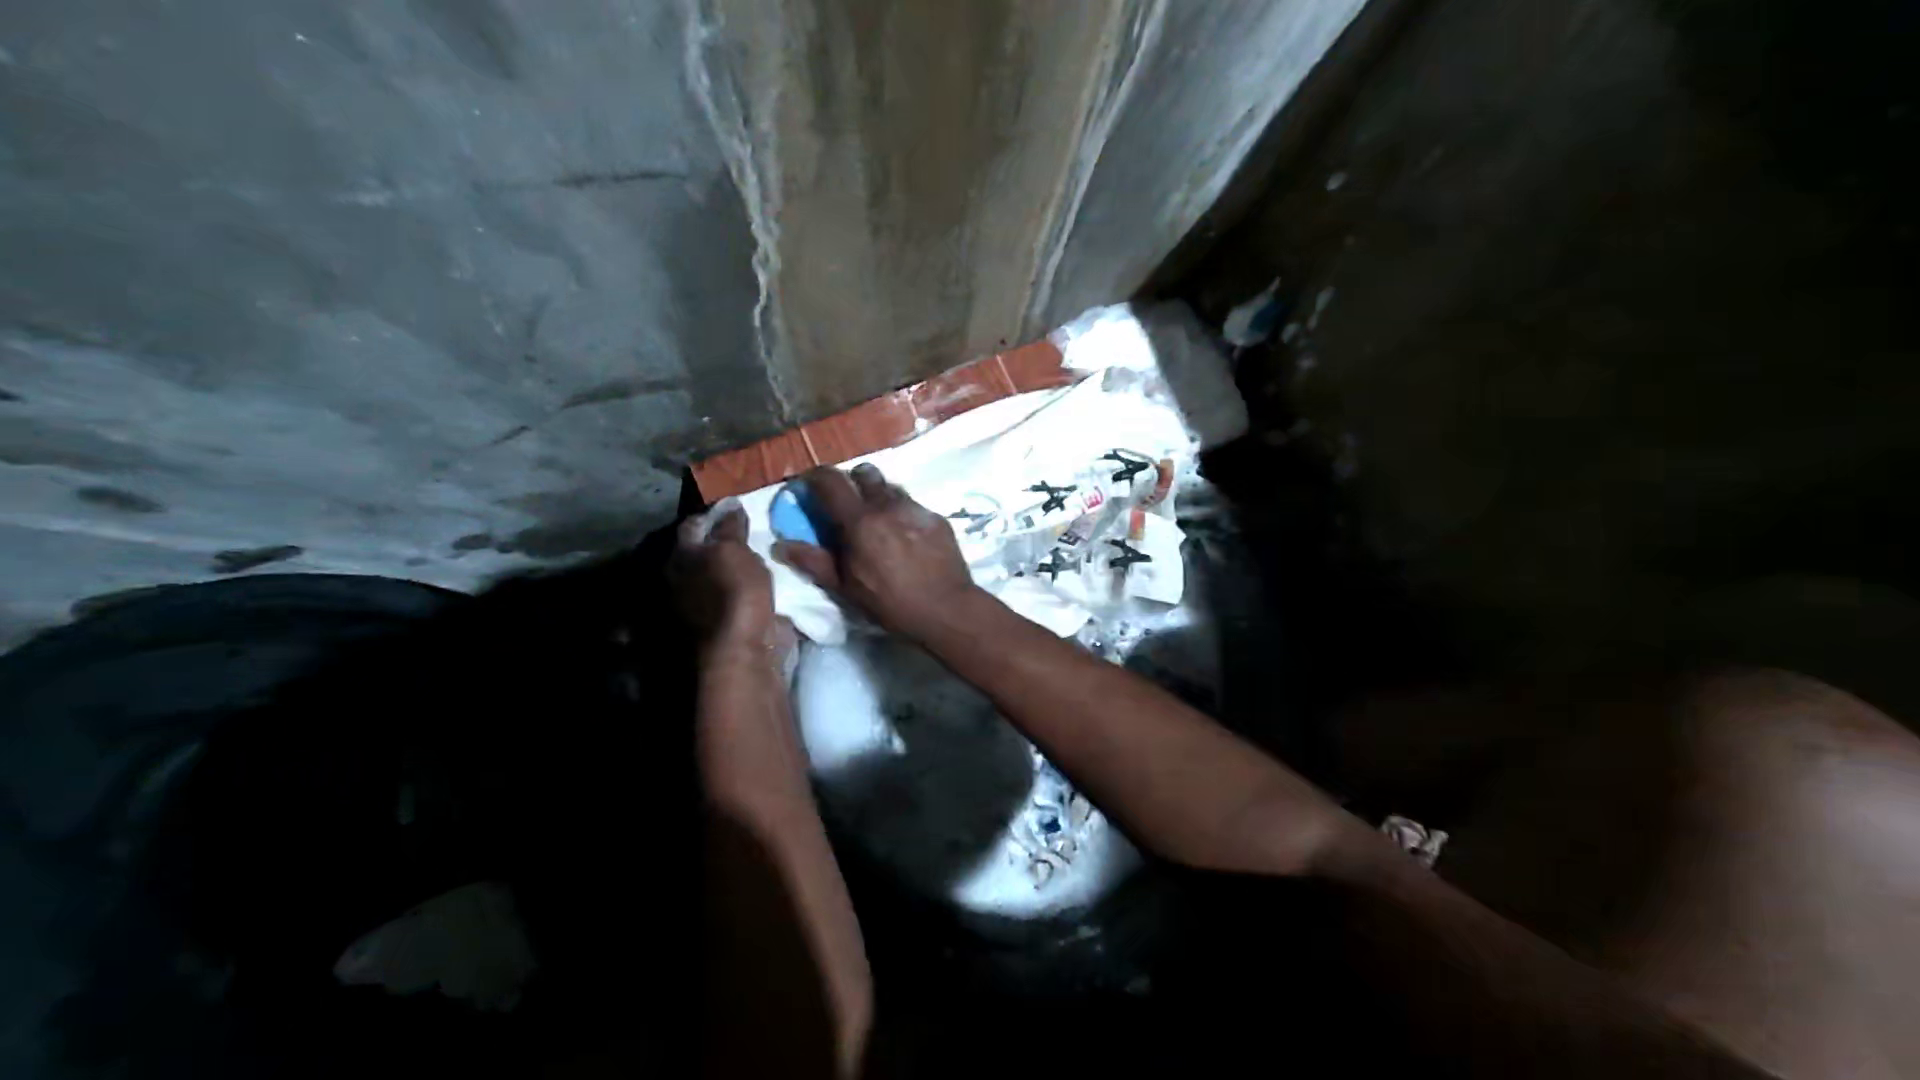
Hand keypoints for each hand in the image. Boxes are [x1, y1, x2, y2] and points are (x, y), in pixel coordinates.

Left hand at [672, 498, 781, 653]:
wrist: (745, 649)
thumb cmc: (734, 592)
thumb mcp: (733, 550)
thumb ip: (730, 528)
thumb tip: (729, 506)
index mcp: (680, 560)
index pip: (693, 526)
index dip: (714, 514)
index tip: (739, 506)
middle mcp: (685, 581)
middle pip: (706, 552)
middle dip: (727, 540)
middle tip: (756, 527)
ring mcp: (705, 605)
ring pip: (724, 574)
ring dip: (742, 565)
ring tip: (769, 550)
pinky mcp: (728, 623)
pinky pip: (742, 595)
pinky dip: (754, 586)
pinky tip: (772, 577)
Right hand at [773, 464, 979, 641]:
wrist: (946, 608)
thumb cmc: (890, 603)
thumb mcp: (845, 587)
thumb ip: (813, 562)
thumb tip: (781, 545)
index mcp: (859, 520)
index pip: (830, 480)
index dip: (815, 477)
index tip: (809, 485)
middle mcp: (887, 505)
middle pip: (864, 473)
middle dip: (851, 481)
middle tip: (847, 504)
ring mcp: (916, 509)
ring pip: (891, 487)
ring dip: (878, 496)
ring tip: (878, 522)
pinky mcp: (937, 518)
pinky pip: (913, 505)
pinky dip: (902, 513)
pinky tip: (906, 537)